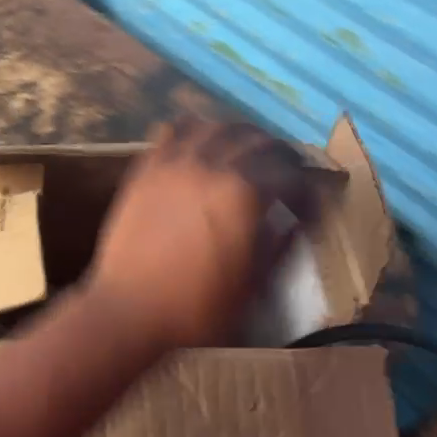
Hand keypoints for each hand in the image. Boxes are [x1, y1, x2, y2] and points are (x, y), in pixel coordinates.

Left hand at [88, 119, 317, 348]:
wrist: (129, 309)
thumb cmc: (196, 308)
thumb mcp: (252, 287)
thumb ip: (278, 247)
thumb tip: (292, 223)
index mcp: (244, 194)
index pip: (290, 175)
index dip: (306, 191)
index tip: (308, 209)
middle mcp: (211, 165)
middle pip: (256, 141)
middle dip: (280, 156)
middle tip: (286, 175)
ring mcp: (174, 162)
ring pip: (215, 126)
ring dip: (239, 135)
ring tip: (246, 153)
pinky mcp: (146, 167)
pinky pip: (173, 131)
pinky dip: (194, 130)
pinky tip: (200, 145)